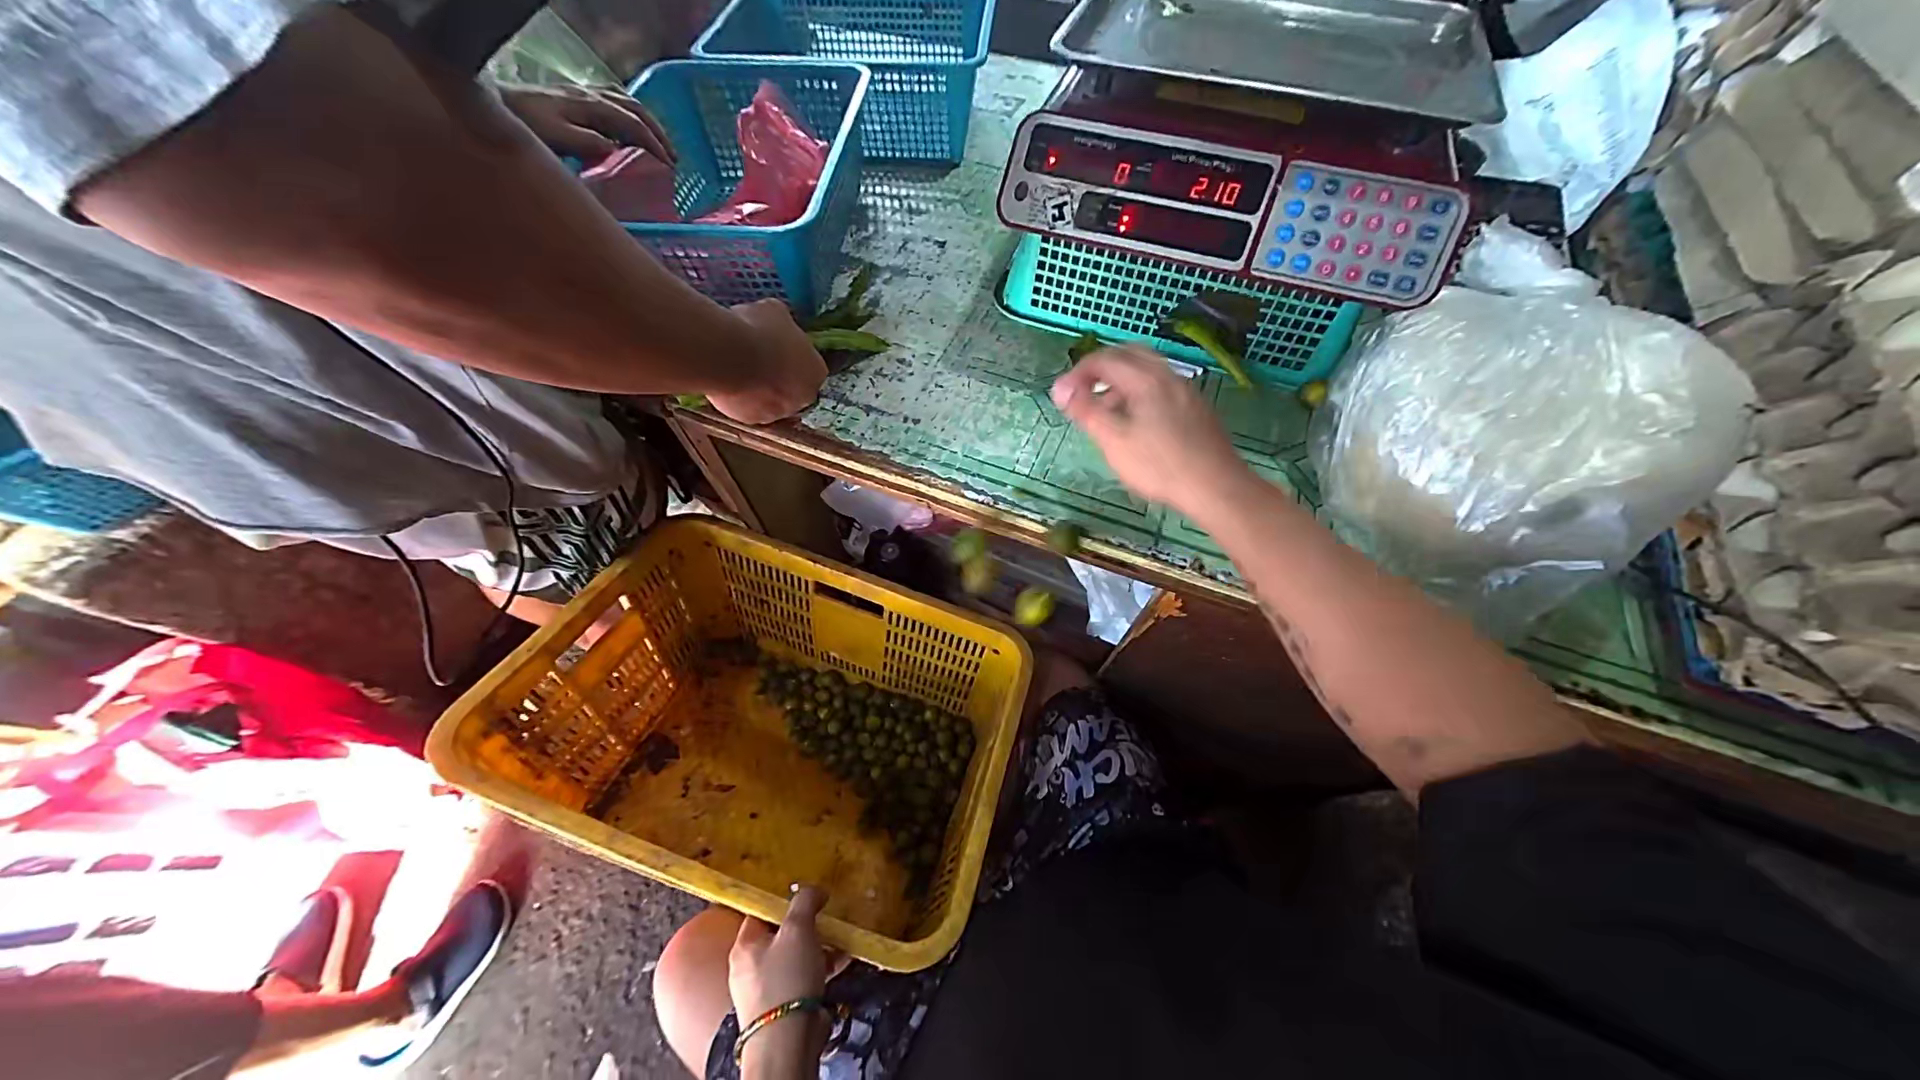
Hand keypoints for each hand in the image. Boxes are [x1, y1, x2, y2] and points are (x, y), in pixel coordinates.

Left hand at [498, 84, 675, 164]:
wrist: (492, 105)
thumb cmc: (524, 125)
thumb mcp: (556, 139)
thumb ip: (588, 143)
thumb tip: (617, 149)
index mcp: (590, 105)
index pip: (633, 124)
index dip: (655, 145)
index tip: (670, 167)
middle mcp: (590, 95)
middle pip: (635, 109)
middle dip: (658, 133)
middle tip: (673, 158)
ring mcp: (582, 95)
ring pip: (626, 103)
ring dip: (648, 123)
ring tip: (659, 145)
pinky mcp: (574, 99)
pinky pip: (613, 103)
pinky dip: (631, 116)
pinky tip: (631, 130)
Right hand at [709, 299, 827, 424]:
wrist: (729, 356)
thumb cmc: (759, 329)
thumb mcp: (775, 312)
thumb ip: (782, 324)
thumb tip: (775, 323)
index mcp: (817, 372)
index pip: (810, 366)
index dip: (793, 356)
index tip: (777, 347)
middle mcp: (802, 399)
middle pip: (792, 388)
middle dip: (778, 377)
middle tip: (759, 359)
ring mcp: (777, 413)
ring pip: (769, 401)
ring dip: (759, 388)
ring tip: (738, 368)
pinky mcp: (751, 420)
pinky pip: (747, 408)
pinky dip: (739, 397)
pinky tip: (727, 379)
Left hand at [729, 886, 836, 1073]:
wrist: (788, 1041)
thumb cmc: (787, 977)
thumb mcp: (797, 929)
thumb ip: (805, 901)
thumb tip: (814, 889)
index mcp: (744, 945)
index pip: (761, 911)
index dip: (784, 900)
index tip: (808, 895)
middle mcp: (750, 967)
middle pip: (780, 934)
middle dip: (807, 924)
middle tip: (826, 916)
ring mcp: (766, 989)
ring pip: (795, 956)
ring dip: (819, 946)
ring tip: (841, 939)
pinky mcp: (785, 1006)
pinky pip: (803, 977)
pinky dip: (821, 967)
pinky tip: (842, 960)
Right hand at [1052, 345, 1253, 517]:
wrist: (1215, 487)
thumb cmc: (1159, 466)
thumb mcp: (1113, 440)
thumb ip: (1086, 410)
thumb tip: (1062, 389)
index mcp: (1145, 379)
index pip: (1104, 359)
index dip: (1077, 374)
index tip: (1061, 396)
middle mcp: (1168, 376)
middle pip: (1129, 355)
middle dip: (1100, 369)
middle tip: (1082, 392)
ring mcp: (1186, 391)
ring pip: (1147, 370)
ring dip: (1120, 381)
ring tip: (1105, 411)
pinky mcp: (1196, 408)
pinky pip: (1161, 387)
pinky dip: (1139, 392)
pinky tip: (1135, 422)